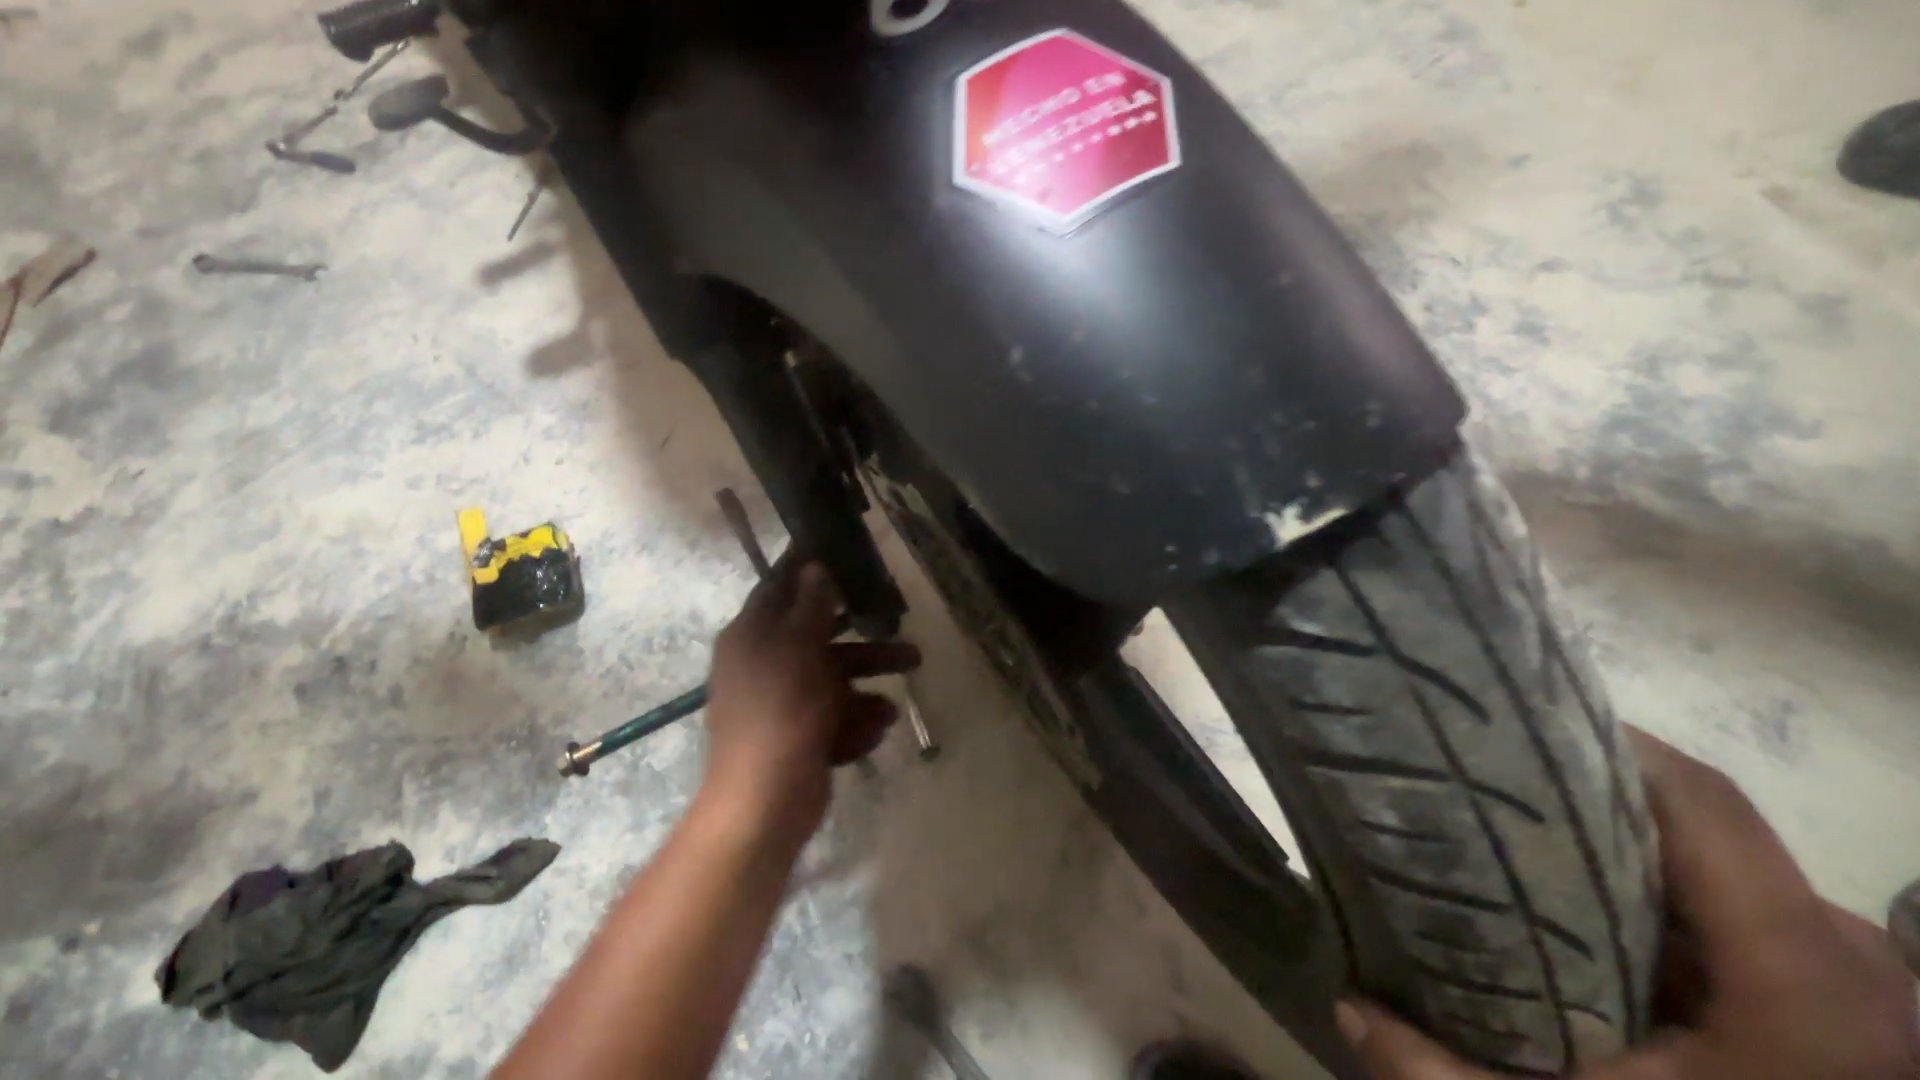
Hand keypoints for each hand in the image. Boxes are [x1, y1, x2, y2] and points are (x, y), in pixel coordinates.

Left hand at [701, 558, 919, 844]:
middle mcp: (763, 666)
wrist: (764, 803)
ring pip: (834, 683)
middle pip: (819, 640)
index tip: (841, 550)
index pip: (778, 588)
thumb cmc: (780, 715)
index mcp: (751, 638)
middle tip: (904, 633)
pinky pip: (835, 720)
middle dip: (864, 641)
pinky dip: (856, 723)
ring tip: (902, 694)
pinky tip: (876, 730)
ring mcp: (782, 706)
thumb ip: (809, 608)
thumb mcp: (797, 651)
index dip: (806, 569)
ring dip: (869, 687)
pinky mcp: (800, 739)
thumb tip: (815, 568)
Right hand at [1340, 729, 1918, 1079]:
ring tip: (1524, 839)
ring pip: (1719, 869)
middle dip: (1590, 796)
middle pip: (1700, 827)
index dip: (1610, 745)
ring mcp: (1853, 974)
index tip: (1511, 719)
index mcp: (1803, 976)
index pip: (1702, 803)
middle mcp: (1845, 955)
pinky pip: (1743, 912)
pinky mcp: (1844, 998)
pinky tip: (1591, 914)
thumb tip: (1346, 1004)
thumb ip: (1448, 1073)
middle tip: (1491, 784)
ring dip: (1623, 848)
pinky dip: (1662, 898)